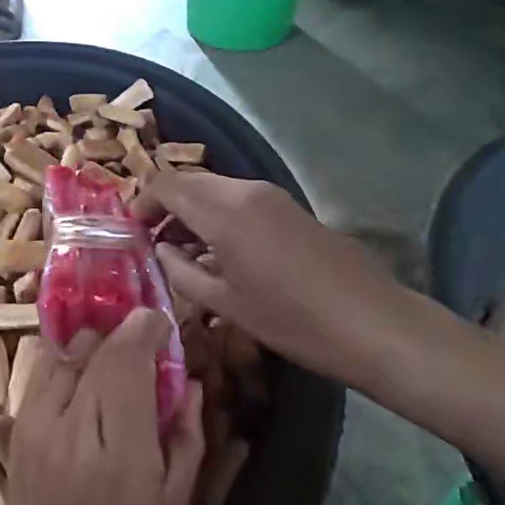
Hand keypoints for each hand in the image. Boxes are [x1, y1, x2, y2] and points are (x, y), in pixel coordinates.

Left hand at [5, 309, 204, 504]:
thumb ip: (187, 437)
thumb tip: (190, 380)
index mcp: (119, 456)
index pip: (126, 358)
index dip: (145, 327)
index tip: (162, 322)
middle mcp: (69, 431)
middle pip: (95, 347)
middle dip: (124, 334)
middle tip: (146, 343)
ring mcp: (34, 428)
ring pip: (65, 352)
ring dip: (95, 344)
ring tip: (116, 359)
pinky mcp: (15, 431)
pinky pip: (44, 373)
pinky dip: (69, 363)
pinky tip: (86, 380)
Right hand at [141, 172, 409, 391]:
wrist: (372, 323)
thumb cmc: (292, 320)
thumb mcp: (226, 304)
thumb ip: (182, 272)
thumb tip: (161, 250)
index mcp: (224, 210)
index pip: (167, 184)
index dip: (143, 202)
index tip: (131, 230)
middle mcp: (246, 190)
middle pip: (191, 181)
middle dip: (166, 205)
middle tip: (153, 242)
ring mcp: (272, 195)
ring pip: (216, 189)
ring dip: (193, 210)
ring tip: (183, 251)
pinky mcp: (289, 207)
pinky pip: (240, 199)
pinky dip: (218, 215)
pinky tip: (220, 252)